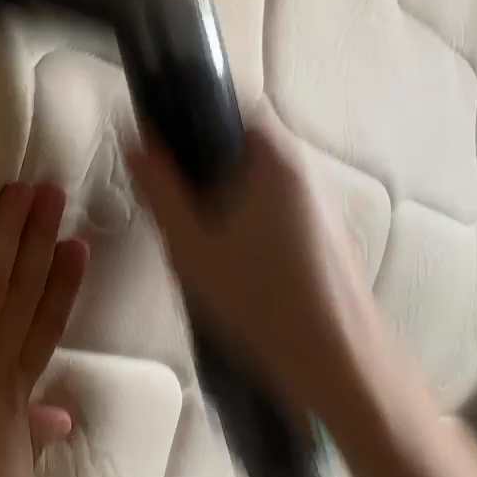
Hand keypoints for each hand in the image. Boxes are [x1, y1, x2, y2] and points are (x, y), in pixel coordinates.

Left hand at [0, 183, 88, 476]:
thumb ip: (36, 436)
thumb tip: (60, 414)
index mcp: (17, 396)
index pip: (47, 324)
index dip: (63, 282)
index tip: (77, 244)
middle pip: (23, 291)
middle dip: (39, 237)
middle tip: (52, 190)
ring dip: (5, 234)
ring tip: (20, 191)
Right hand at [125, 120, 384, 418]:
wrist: (341, 368)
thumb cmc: (259, 300)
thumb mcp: (190, 246)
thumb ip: (160, 190)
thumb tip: (135, 144)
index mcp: (274, 160)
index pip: (229, 108)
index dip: (189, 119)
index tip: (159, 146)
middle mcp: (305, 171)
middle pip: (243, 144)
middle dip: (203, 163)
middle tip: (169, 197)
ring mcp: (323, 204)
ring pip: (260, 177)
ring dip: (226, 192)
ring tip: (194, 231)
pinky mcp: (330, 235)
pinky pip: (278, 204)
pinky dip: (250, 215)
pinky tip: (231, 258)